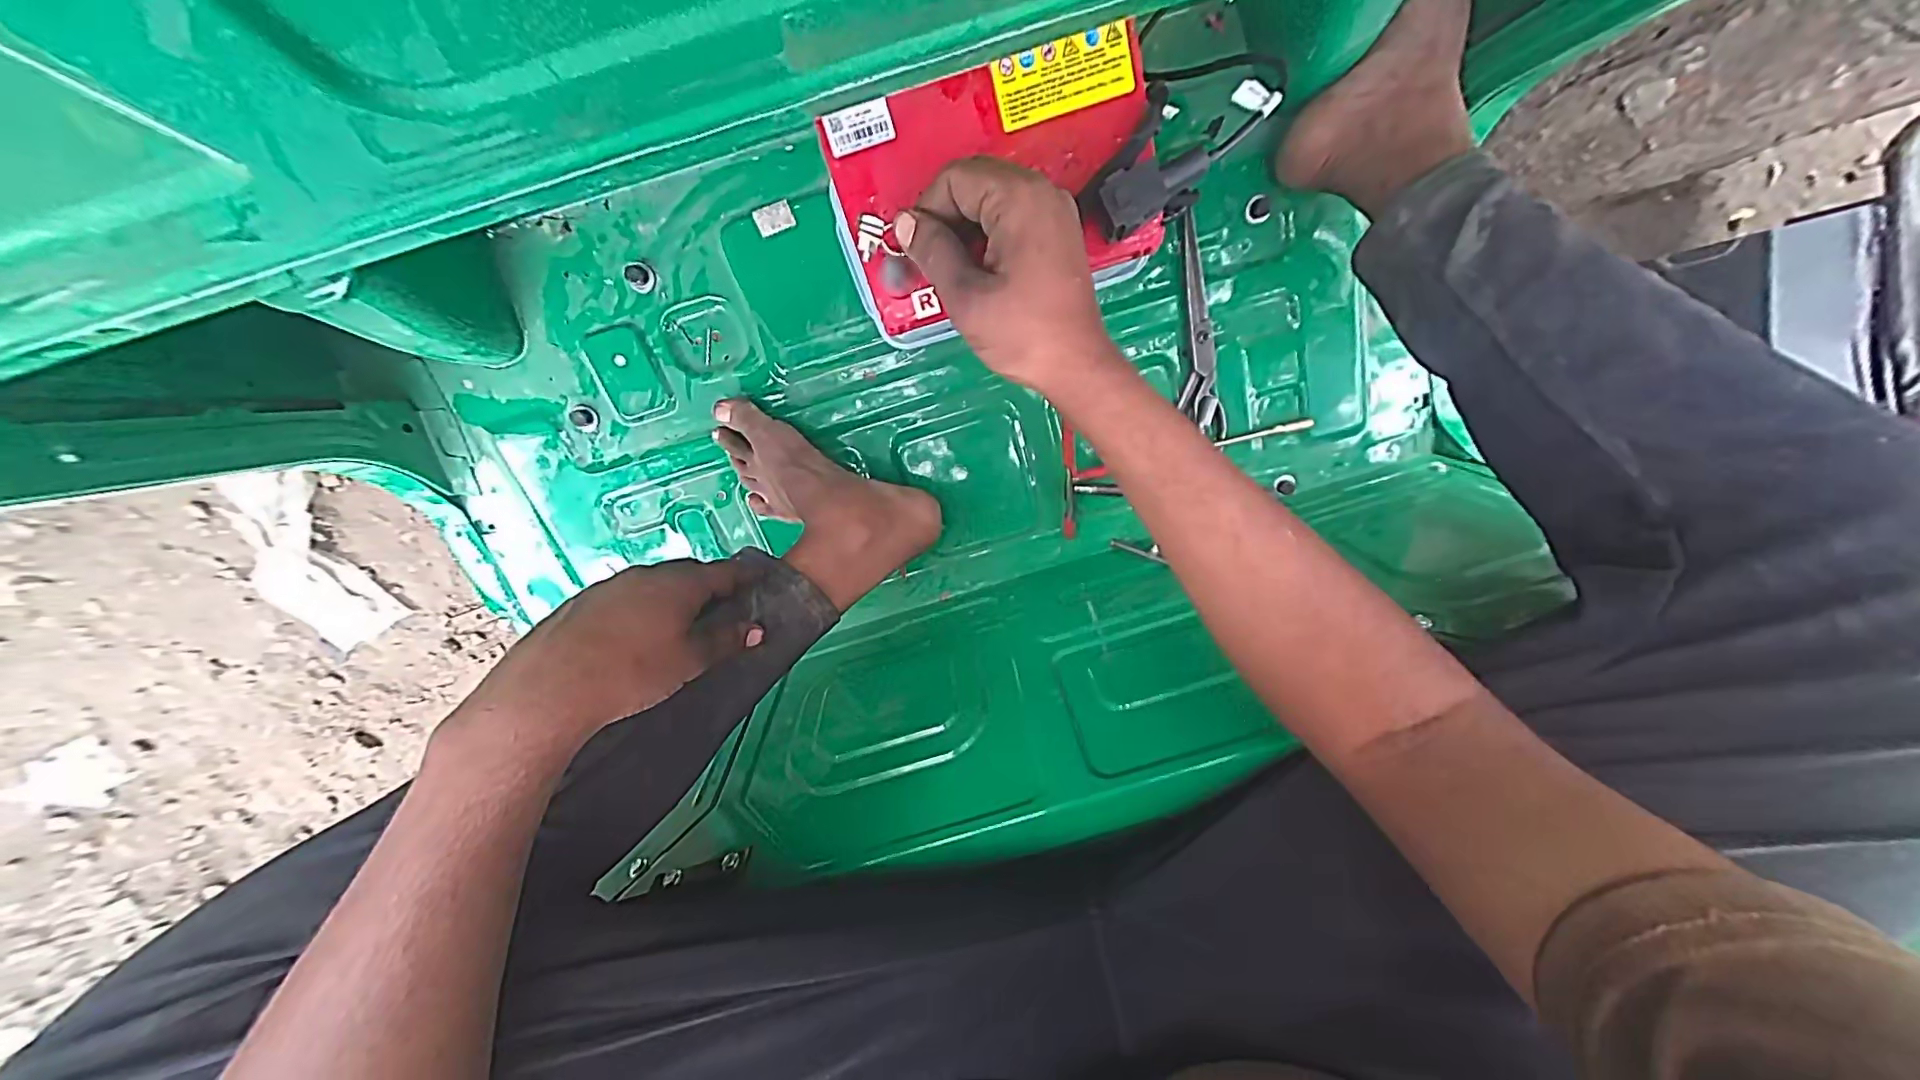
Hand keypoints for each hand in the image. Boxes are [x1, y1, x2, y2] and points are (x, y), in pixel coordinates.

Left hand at [444, 559, 764, 760]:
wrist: (549, 689)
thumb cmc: (631, 673)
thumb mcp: (690, 662)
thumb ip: (725, 641)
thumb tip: (756, 628)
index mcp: (678, 583)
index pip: (724, 572)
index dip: (745, 578)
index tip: (759, 583)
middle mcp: (645, 574)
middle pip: (688, 574)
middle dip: (709, 589)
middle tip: (724, 610)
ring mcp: (610, 585)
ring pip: (654, 585)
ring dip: (674, 599)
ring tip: (681, 626)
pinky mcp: (582, 603)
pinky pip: (627, 597)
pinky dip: (643, 609)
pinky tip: (637, 636)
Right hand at [896, 157, 1127, 395]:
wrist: (1075, 366)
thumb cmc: (1026, 336)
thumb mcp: (966, 296)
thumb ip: (932, 252)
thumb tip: (908, 225)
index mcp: (1020, 199)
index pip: (953, 179)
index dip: (926, 213)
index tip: (915, 250)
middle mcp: (1041, 193)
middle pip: (972, 184)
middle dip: (943, 220)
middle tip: (926, 261)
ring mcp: (1053, 212)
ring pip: (989, 201)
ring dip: (962, 231)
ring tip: (951, 273)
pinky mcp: (1057, 233)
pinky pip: (1010, 218)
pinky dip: (986, 239)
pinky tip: (976, 273)